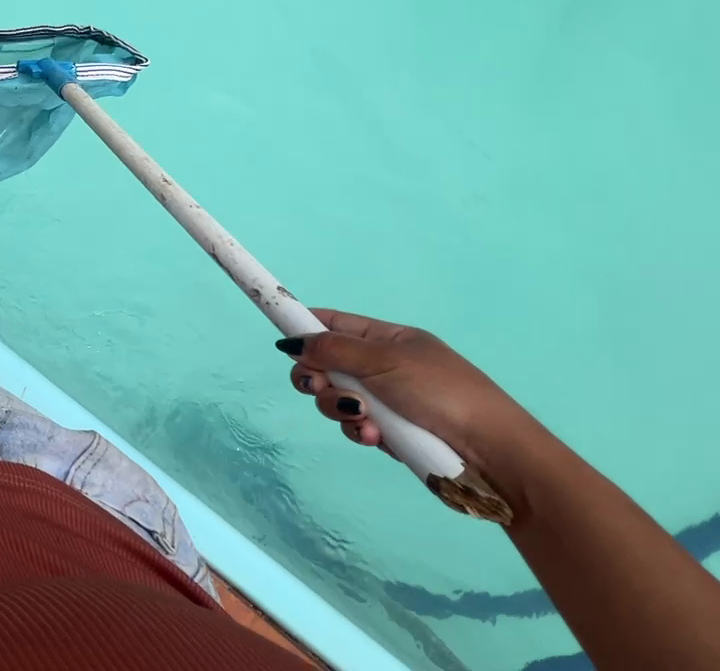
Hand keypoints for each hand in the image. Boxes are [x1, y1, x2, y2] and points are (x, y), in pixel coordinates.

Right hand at [279, 308, 541, 471]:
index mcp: (388, 340)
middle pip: (325, 364)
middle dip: (316, 376)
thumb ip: (332, 349)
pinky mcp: (391, 433)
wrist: (497, 455)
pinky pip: (356, 425)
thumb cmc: (442, 393)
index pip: (333, 324)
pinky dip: (359, 430)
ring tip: (361, 419)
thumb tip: (289, 342)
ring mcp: (387, 401)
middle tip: (318, 386)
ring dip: (338, 407)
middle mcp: (384, 367)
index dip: (304, 327)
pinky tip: (375, 437)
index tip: (280, 339)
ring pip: (335, 397)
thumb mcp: (384, 360)